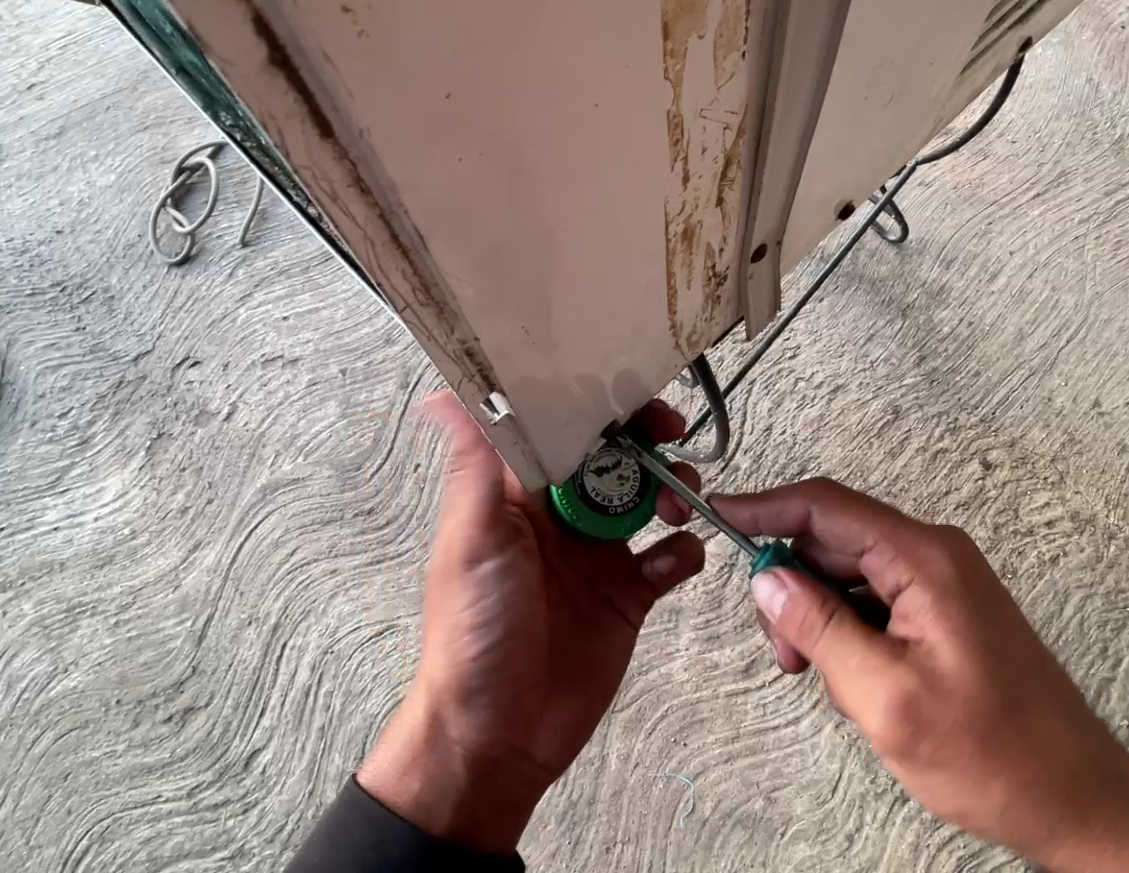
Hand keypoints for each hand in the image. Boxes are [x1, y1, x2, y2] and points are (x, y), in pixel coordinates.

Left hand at [356, 391, 705, 853]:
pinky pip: (669, 558)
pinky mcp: (629, 594)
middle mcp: (563, 517)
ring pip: (649, 501)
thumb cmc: (472, 632)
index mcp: (522, 495)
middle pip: (616, 460)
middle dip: (647, 444)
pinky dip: (682, 552)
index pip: (566, 433)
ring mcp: (599, 556)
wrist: (497, 735)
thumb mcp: (471, 540)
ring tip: (678, 506)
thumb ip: (476, 466)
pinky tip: (673, 562)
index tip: (633, 397)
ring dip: (673, 492)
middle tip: (671, 439)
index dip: (600, 409)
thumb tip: (446, 394)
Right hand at [712, 479, 1128, 872]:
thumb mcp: (886, 697)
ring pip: (848, 574)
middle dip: (793, 587)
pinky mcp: (941, 609)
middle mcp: (932, 554)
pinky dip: (848, 631)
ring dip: (820, 617)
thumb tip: (766, 577)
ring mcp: (939, 581)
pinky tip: (858, 682)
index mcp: (923, 558)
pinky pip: (873, 599)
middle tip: (784, 654)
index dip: (764, 506)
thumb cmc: (988, 754)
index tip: (714, 515)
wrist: (1077, 798)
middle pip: (832, 541)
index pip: (825, 505)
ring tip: (830, 681)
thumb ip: (820, 628)